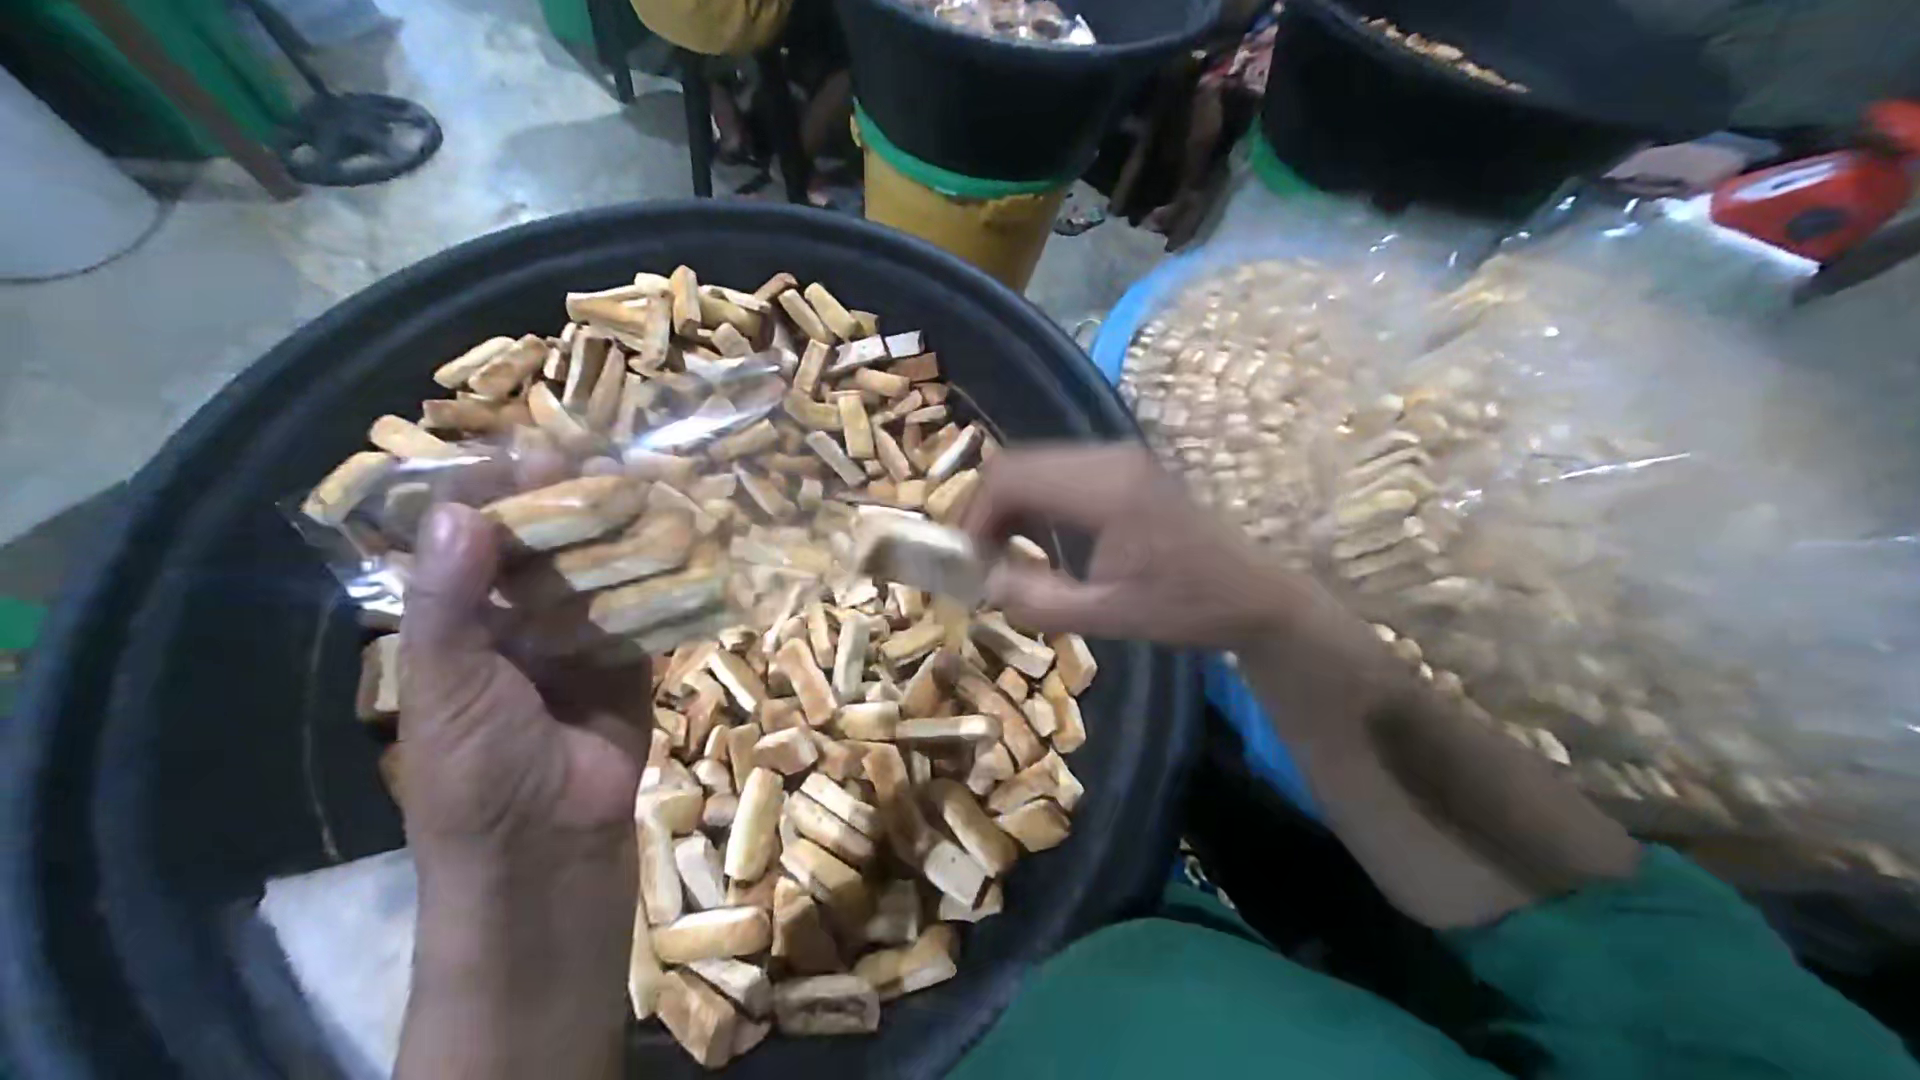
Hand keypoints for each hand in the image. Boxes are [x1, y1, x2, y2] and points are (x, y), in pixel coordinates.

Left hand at [395, 503, 645, 1079]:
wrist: (549, 844)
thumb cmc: (476, 769)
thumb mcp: (447, 684)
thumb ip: (450, 601)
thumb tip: (461, 512)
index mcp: (462, 622)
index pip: (476, 540)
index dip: (499, 494)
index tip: (535, 452)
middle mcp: (521, 622)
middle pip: (548, 547)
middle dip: (573, 504)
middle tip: (606, 460)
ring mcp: (582, 641)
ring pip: (603, 574)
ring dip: (625, 536)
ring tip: (653, 490)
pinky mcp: (633, 663)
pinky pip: (648, 614)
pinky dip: (665, 584)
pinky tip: (686, 546)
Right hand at [963, 443, 1409, 723]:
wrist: (1256, 592)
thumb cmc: (1187, 607)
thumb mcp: (1108, 616)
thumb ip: (1037, 600)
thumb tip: (982, 580)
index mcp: (1106, 490)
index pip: (1011, 479)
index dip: (973, 515)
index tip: (966, 560)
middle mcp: (1109, 458)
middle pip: (1016, 462)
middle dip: (983, 508)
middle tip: (975, 557)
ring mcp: (1118, 456)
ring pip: (1033, 462)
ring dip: (1007, 503)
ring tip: (999, 551)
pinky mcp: (1123, 466)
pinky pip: (1057, 470)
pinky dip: (1032, 499)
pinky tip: (1033, 536)